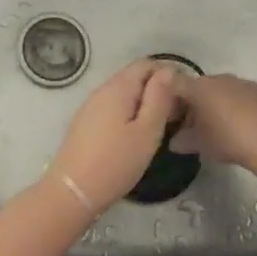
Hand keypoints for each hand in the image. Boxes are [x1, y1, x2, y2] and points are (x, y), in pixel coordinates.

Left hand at [47, 58, 181, 212]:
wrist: (73, 191)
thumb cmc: (116, 162)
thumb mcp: (147, 130)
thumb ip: (159, 97)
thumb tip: (168, 70)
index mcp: (118, 88)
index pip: (146, 64)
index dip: (168, 74)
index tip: (183, 97)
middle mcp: (101, 91)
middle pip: (133, 77)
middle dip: (155, 89)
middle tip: (174, 114)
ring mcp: (89, 107)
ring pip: (122, 94)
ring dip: (142, 103)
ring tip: (157, 126)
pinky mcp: (84, 124)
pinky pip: (111, 108)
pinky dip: (127, 114)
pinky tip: (134, 135)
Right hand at [173, 73, 256, 170]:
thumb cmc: (229, 140)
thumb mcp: (201, 145)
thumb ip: (183, 141)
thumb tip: (174, 142)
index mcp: (201, 88)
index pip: (175, 84)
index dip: (170, 99)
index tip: (171, 117)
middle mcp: (222, 79)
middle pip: (201, 87)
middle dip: (195, 104)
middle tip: (194, 127)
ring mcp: (246, 83)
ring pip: (225, 91)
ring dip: (219, 105)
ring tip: (221, 128)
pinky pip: (246, 98)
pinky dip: (241, 108)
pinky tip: (245, 127)